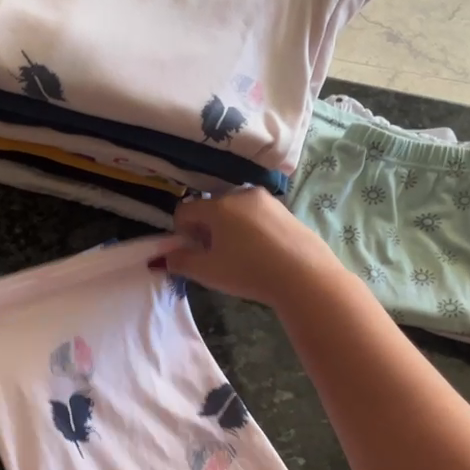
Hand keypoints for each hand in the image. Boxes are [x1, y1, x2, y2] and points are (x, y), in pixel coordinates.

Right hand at [164, 189, 348, 310]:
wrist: (305, 276)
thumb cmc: (248, 272)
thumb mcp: (206, 272)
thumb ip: (180, 262)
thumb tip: (164, 257)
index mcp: (218, 205)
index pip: (184, 210)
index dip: (181, 232)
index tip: (194, 252)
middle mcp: (241, 194)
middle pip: (211, 207)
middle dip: (206, 229)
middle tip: (215, 256)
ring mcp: (267, 200)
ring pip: (235, 211)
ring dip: (229, 228)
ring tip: (240, 255)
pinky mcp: (286, 210)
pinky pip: (256, 215)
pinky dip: (250, 229)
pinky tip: (261, 253)